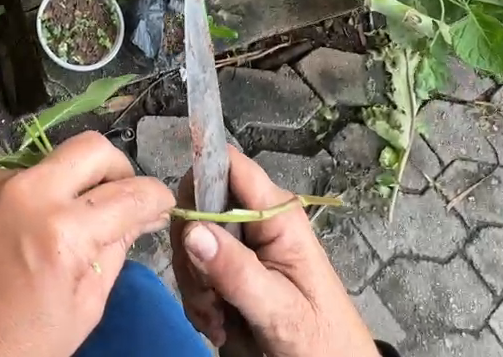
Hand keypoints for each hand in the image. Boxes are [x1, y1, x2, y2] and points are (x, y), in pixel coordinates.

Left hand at [0, 131, 174, 356]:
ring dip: (68, 184)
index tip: (161, 201)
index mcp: (64, 232)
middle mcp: (30, 192)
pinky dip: (29, 195)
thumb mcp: (84, 307)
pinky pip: (17, 174)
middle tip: (118, 195)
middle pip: (91, 147)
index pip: (129, 194)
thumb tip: (141, 213)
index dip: (155, 196)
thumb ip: (116, 250)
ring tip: (61, 222)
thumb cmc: (23, 342)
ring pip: (52, 160)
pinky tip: (21, 228)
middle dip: (116, 168)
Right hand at [171, 146, 379, 356]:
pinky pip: (197, 265)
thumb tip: (192, 230)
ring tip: (214, 320)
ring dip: (194, 280)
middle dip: (191, 249)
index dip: (198, 178)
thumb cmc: (320, 340)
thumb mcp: (280, 310)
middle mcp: (256, 217)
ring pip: (193, 237)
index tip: (182, 223)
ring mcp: (244, 241)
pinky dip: (198, 295)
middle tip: (205, 296)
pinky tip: (215, 323)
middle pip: (200, 203)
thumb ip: (236, 270)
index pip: (228, 164)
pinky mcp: (235, 265)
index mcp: (276, 213)